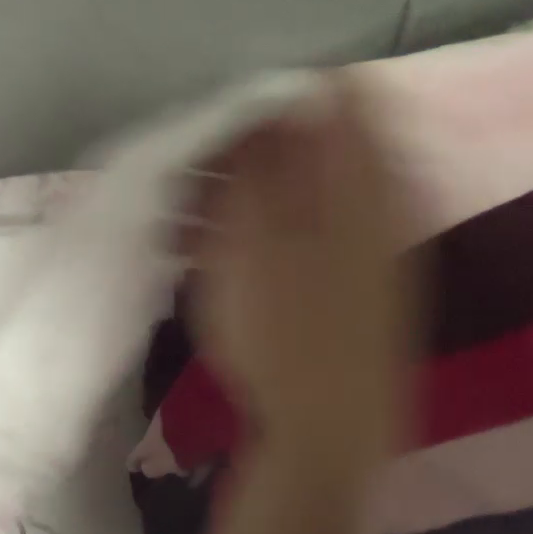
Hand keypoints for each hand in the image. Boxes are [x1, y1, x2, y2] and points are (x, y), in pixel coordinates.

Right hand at [192, 75, 419, 467]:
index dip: (258, 111)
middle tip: (171, 184)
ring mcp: (350, 247)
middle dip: (233, 158)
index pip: (324, 104)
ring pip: (287, 195)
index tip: (197, 140)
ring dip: (227, 201)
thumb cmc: (284, 339)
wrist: (324, 428)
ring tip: (167, 225)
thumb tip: (244, 116)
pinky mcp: (328, 285)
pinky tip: (193, 258)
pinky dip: (238, 236)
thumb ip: (251, 179)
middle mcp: (365, 205)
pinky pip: (282, 234)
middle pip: (303, 150)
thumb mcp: (255, 252)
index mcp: (360, 186)